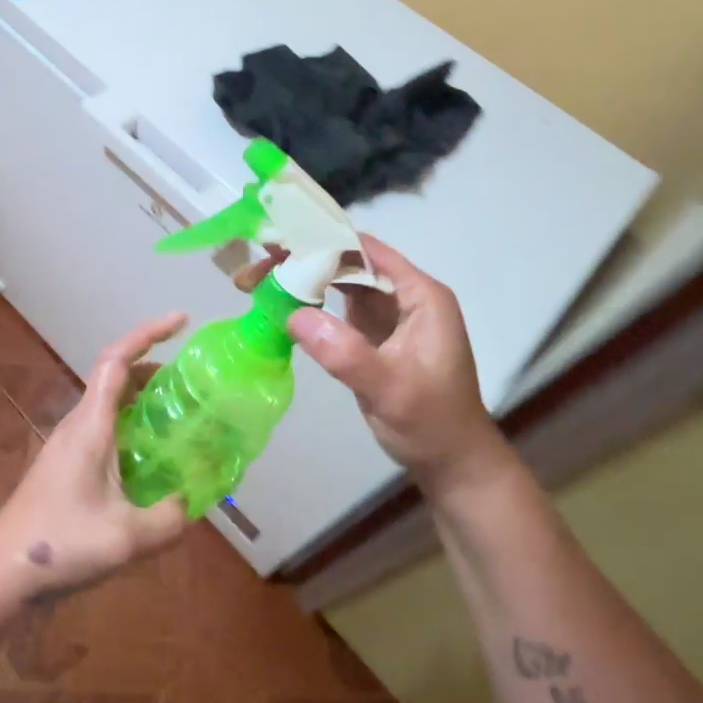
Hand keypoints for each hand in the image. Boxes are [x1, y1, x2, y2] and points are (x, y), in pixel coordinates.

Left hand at [0, 313, 190, 603]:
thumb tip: (191, 504)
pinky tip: (151, 459)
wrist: (0, 572)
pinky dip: (132, 428)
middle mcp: (78, 426)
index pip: (117, 360)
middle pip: (116, 377)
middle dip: (154, 368)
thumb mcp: (127, 537)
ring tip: (181, 416)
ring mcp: (68, 447)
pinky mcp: (65, 468)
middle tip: (193, 381)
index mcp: (90, 425)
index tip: (182, 321)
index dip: (148, 333)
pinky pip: (104, 431)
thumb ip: (169, 519)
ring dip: (143, 399)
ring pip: (109, 405)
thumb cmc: (59, 544)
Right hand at [236, 236, 513, 491]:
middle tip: (254, 267)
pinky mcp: (369, 335)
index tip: (277, 239)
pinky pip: (333, 308)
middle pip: (346, 262)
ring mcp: (386, 315)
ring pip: (336, 282)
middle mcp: (403, 295)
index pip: (366, 250)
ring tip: (252, 279)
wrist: (450, 463)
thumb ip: (346, 353)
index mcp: (420, 295)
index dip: (322, 239)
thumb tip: (293, 315)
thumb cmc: (432, 423)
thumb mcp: (391, 388)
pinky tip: (274, 304)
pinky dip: (305, 303)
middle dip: (300, 260)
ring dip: (298, 279)